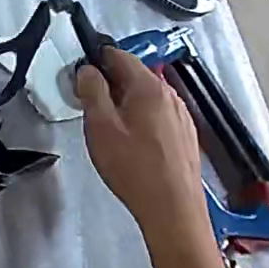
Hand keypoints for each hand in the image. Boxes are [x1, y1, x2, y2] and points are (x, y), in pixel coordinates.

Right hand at [76, 47, 211, 256]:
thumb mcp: (100, 127)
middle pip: (134, 75)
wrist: (174, 212)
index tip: (83, 75)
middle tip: (92, 108)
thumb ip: (92, 91)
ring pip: (147, 97)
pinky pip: (158, 116)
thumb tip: (88, 70)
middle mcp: (169, 95)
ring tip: (111, 132)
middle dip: (110, 85)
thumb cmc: (136, 170)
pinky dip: (143, 121)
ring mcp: (181, 115)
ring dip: (126, 105)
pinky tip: (133, 146)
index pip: (119, 55)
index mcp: (148, 86)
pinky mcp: (185, 136)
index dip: (97, 60)